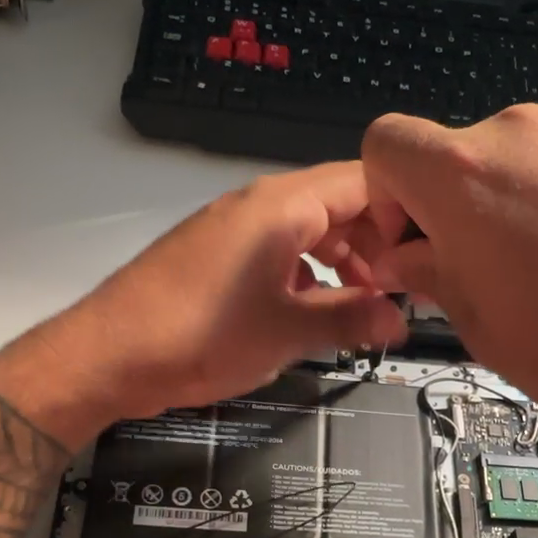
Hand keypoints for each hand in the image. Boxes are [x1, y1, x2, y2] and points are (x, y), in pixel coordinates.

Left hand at [33, 162, 405, 426]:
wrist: (109, 354)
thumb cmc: (202, 334)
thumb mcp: (287, 331)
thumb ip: (350, 320)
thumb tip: (401, 323)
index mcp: (282, 205)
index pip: (364, 183)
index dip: (405, 215)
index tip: (428, 258)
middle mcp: (258, 204)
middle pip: (337, 205)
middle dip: (376, 244)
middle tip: (402, 290)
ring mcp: (232, 228)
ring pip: (306, 231)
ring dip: (340, 263)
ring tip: (364, 307)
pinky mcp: (214, 255)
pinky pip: (275, 251)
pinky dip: (303, 275)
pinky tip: (312, 313)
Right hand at [361, 106, 537, 453]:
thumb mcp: (477, 324)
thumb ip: (427, 273)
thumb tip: (405, 256)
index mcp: (464, 178)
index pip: (386, 143)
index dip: (386, 194)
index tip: (410, 240)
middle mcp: (523, 136)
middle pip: (458, 153)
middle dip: (456, 205)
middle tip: (482, 269)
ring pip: (521, 157)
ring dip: (517, 201)